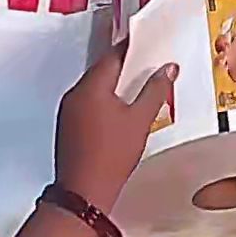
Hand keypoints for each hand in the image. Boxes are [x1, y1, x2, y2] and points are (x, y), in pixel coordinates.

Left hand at [54, 41, 176, 212]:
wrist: (84, 194)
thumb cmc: (110, 156)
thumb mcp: (140, 119)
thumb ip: (155, 90)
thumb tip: (168, 69)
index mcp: (91, 87)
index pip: (113, 55)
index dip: (131, 47)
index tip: (145, 42)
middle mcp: (75, 94)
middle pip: (102, 69)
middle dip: (124, 66)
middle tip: (146, 64)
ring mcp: (68, 110)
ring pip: (94, 86)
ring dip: (113, 84)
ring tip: (136, 88)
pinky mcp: (67, 125)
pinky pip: (87, 101)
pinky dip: (103, 99)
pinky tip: (118, 110)